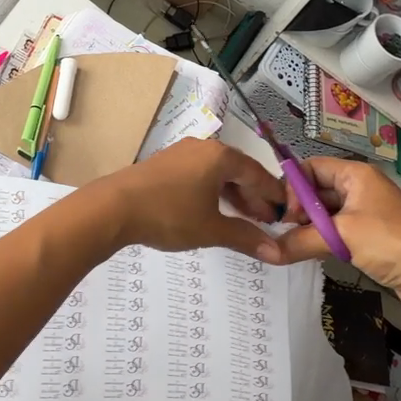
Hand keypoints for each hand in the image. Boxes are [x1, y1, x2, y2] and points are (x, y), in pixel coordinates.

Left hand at [83, 139, 285, 258]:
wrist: (114, 207)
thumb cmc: (169, 215)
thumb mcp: (211, 229)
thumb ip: (245, 238)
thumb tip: (275, 252)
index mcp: (220, 156)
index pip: (258, 173)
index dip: (273, 195)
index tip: (285, 215)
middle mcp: (204, 147)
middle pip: (238, 170)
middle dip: (254, 196)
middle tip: (266, 222)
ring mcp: (182, 152)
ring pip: (218, 172)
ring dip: (233, 194)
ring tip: (243, 220)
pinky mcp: (166, 163)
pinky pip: (200, 173)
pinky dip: (213, 191)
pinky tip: (213, 210)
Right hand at [259, 158, 400, 320]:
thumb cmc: (390, 242)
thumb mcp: (342, 237)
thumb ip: (302, 240)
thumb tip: (268, 250)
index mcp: (355, 174)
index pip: (311, 167)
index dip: (293, 186)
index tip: (284, 214)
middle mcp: (359, 188)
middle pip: (317, 190)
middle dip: (298, 209)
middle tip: (282, 232)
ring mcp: (365, 213)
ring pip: (325, 214)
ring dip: (308, 227)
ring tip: (291, 245)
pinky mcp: (369, 238)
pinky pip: (337, 232)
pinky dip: (322, 241)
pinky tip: (308, 253)